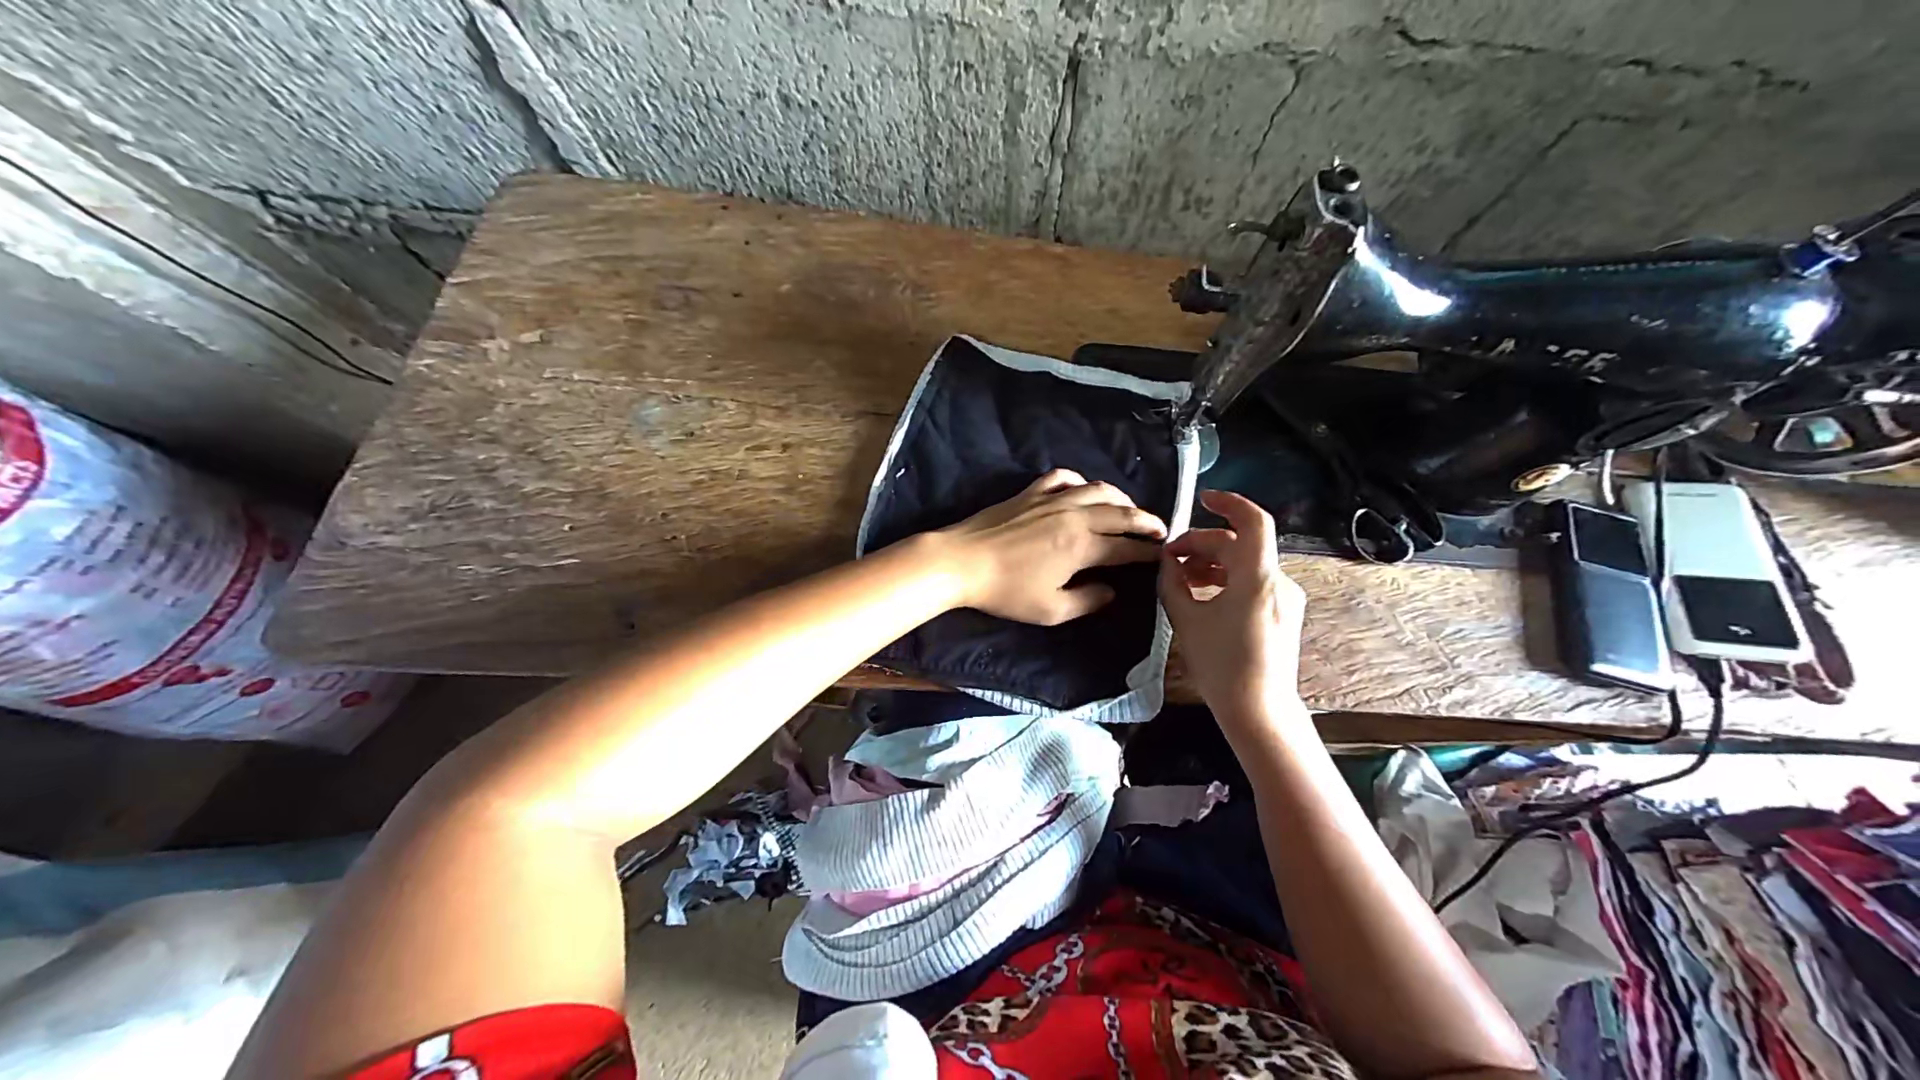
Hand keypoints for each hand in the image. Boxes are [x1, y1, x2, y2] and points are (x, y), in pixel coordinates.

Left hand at [927, 469, 1166, 624]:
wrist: (961, 562)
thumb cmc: (1006, 591)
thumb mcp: (1051, 610)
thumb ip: (1087, 601)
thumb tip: (1109, 591)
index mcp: (1083, 546)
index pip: (1127, 548)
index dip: (1149, 553)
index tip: (1164, 556)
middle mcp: (1074, 515)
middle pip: (1121, 512)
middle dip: (1146, 521)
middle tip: (1161, 530)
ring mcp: (1051, 499)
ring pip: (1097, 489)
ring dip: (1120, 498)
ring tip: (1129, 509)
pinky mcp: (1029, 493)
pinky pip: (1062, 478)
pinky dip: (1079, 481)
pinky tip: (1082, 489)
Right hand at [1159, 490, 1306, 725]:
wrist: (1259, 710)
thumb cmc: (1221, 664)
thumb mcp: (1186, 620)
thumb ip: (1173, 583)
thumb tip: (1167, 561)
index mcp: (1257, 577)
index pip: (1252, 521)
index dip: (1228, 503)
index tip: (1202, 499)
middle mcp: (1278, 580)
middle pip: (1240, 544)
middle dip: (1203, 544)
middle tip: (1169, 558)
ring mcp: (1285, 598)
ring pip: (1245, 564)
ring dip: (1212, 563)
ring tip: (1180, 578)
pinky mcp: (1283, 613)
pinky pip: (1253, 582)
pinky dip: (1226, 579)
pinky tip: (1202, 595)